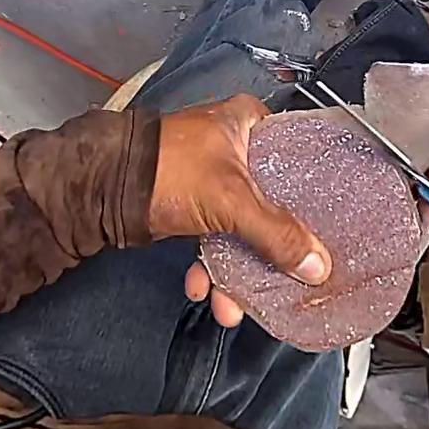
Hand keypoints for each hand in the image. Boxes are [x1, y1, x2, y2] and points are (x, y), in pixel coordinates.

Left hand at [152, 96, 331, 326]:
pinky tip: (204, 289)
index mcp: (249, 123)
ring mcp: (212, 176)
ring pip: (242, 226)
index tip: (325, 233)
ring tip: (232, 304)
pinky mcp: (193, 202)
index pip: (299, 158)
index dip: (313, 199)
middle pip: (272, 202)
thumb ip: (277, 234)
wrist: (104, 188)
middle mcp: (234, 145)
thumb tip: (317, 265)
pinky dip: (212, 264)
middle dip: (271, 252)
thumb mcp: (232, 201)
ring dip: (237, 269)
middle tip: (282, 281)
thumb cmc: (169, 171)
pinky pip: (216, 236)